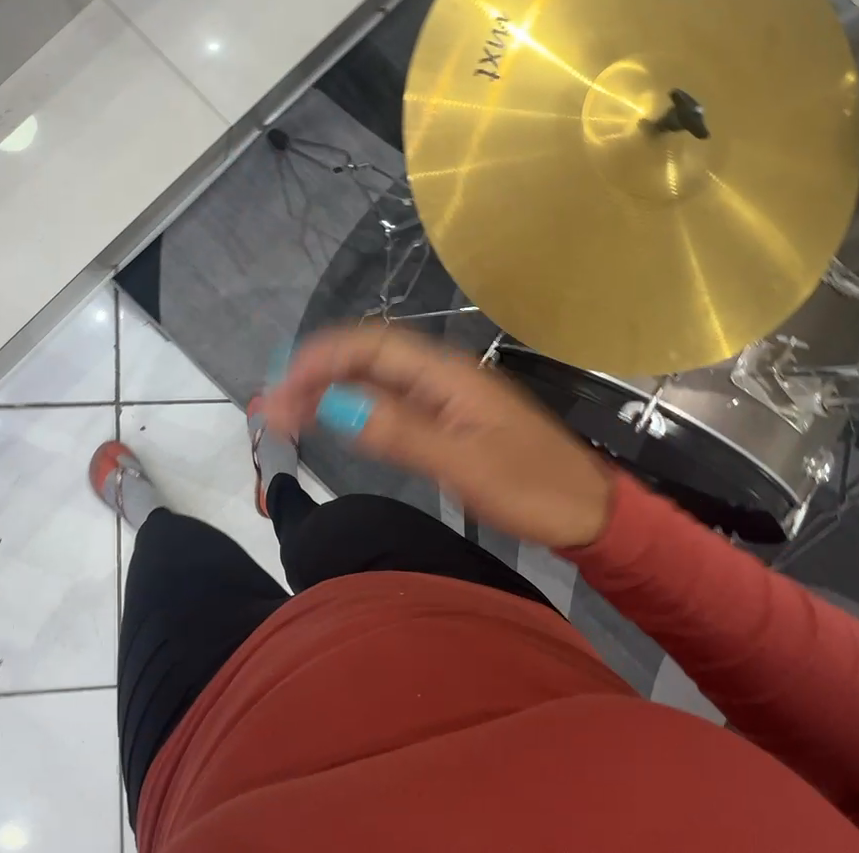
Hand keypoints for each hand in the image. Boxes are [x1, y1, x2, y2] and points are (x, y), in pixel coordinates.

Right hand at [265, 327, 617, 548]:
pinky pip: (388, 401)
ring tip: (285, 414)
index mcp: (447, 373)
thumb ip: (400, 431)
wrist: (588, 513)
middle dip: (313, 374)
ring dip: (327, 390)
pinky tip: (331, 421)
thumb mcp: (465, 463)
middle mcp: (440, 374)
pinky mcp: (445, 419)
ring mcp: (443, 396)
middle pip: (366, 357)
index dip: (320, 359)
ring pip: (373, 379)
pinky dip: (353, 407)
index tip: (281, 390)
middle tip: (270, 409)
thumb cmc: (534, 488)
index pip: (370, 346)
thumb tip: (333, 404)